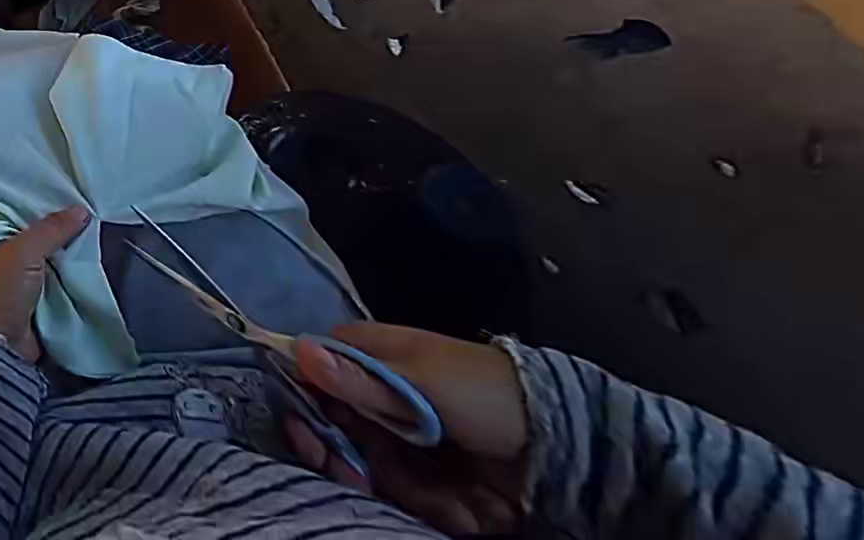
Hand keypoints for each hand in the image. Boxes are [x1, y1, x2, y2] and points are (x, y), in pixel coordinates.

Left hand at [0, 206, 90, 361]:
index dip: (53, 210)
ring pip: (59, 264)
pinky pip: (65, 287)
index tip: (81, 200)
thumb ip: (52, 229)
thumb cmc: (1, 290)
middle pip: (48, 242)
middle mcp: (13, 260)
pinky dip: (78, 281)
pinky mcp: (42, 307)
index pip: (30, 218)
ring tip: (107, 239)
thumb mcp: (24, 251)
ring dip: (77, 259)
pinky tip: (98, 269)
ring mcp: (28, 285)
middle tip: (101, 219)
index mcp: (0, 241)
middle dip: (70, 235)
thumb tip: (82, 209)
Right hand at [288, 323, 527, 535]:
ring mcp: (402, 427)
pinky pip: (413, 490)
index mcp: (363, 353)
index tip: (312, 445)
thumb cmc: (480, 392)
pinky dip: (442, 507)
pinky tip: (477, 511)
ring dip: (416, 494)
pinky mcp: (430, 464)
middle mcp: (374, 388)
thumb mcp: (420, 385)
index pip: (312, 378)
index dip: (306, 411)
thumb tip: (298, 351)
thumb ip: (358, 378)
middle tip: (365, 484)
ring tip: (462, 507)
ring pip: (377, 467)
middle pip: (338, 430)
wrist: (565, 438)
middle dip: (357, 465)